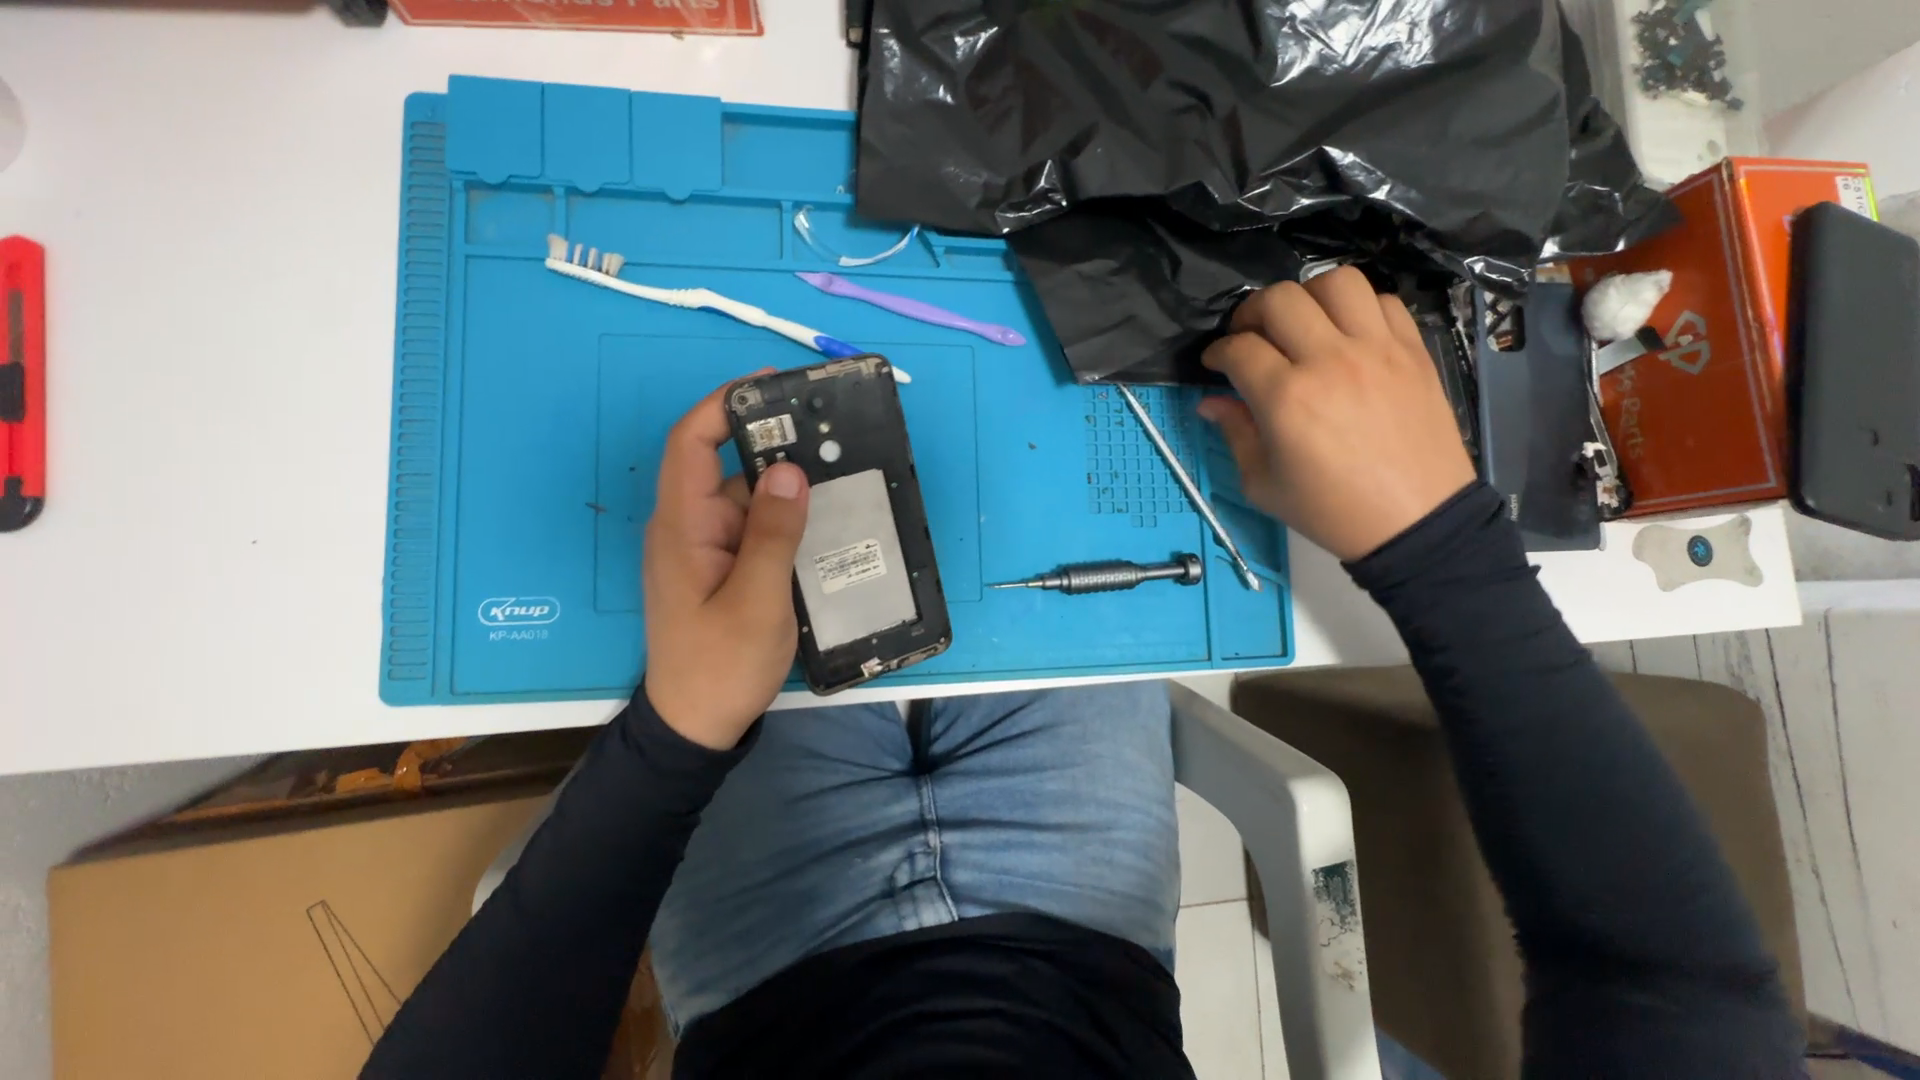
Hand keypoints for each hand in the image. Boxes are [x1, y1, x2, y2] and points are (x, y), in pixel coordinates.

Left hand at [642, 380, 809, 749]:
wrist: (697, 726)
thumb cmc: (720, 665)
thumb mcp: (755, 602)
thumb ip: (771, 535)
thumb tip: (788, 471)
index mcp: (682, 526)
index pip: (691, 442)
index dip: (725, 404)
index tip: (773, 385)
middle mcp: (689, 526)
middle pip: (723, 463)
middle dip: (769, 438)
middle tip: (824, 426)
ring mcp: (705, 549)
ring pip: (744, 497)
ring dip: (783, 482)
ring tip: (838, 468)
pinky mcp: (723, 568)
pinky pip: (754, 527)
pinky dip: (785, 515)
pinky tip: (824, 518)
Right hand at [1198, 267, 1476, 561]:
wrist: (1414, 520)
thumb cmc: (1330, 509)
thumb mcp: (1263, 484)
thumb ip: (1235, 433)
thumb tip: (1211, 403)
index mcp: (1286, 398)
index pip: (1238, 348)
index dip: (1217, 352)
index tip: (1215, 364)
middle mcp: (1329, 360)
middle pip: (1280, 299)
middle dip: (1251, 312)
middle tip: (1250, 336)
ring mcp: (1376, 349)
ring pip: (1335, 281)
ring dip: (1308, 296)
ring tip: (1302, 323)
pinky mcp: (1412, 350)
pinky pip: (1382, 300)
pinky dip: (1357, 308)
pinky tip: (1347, 334)